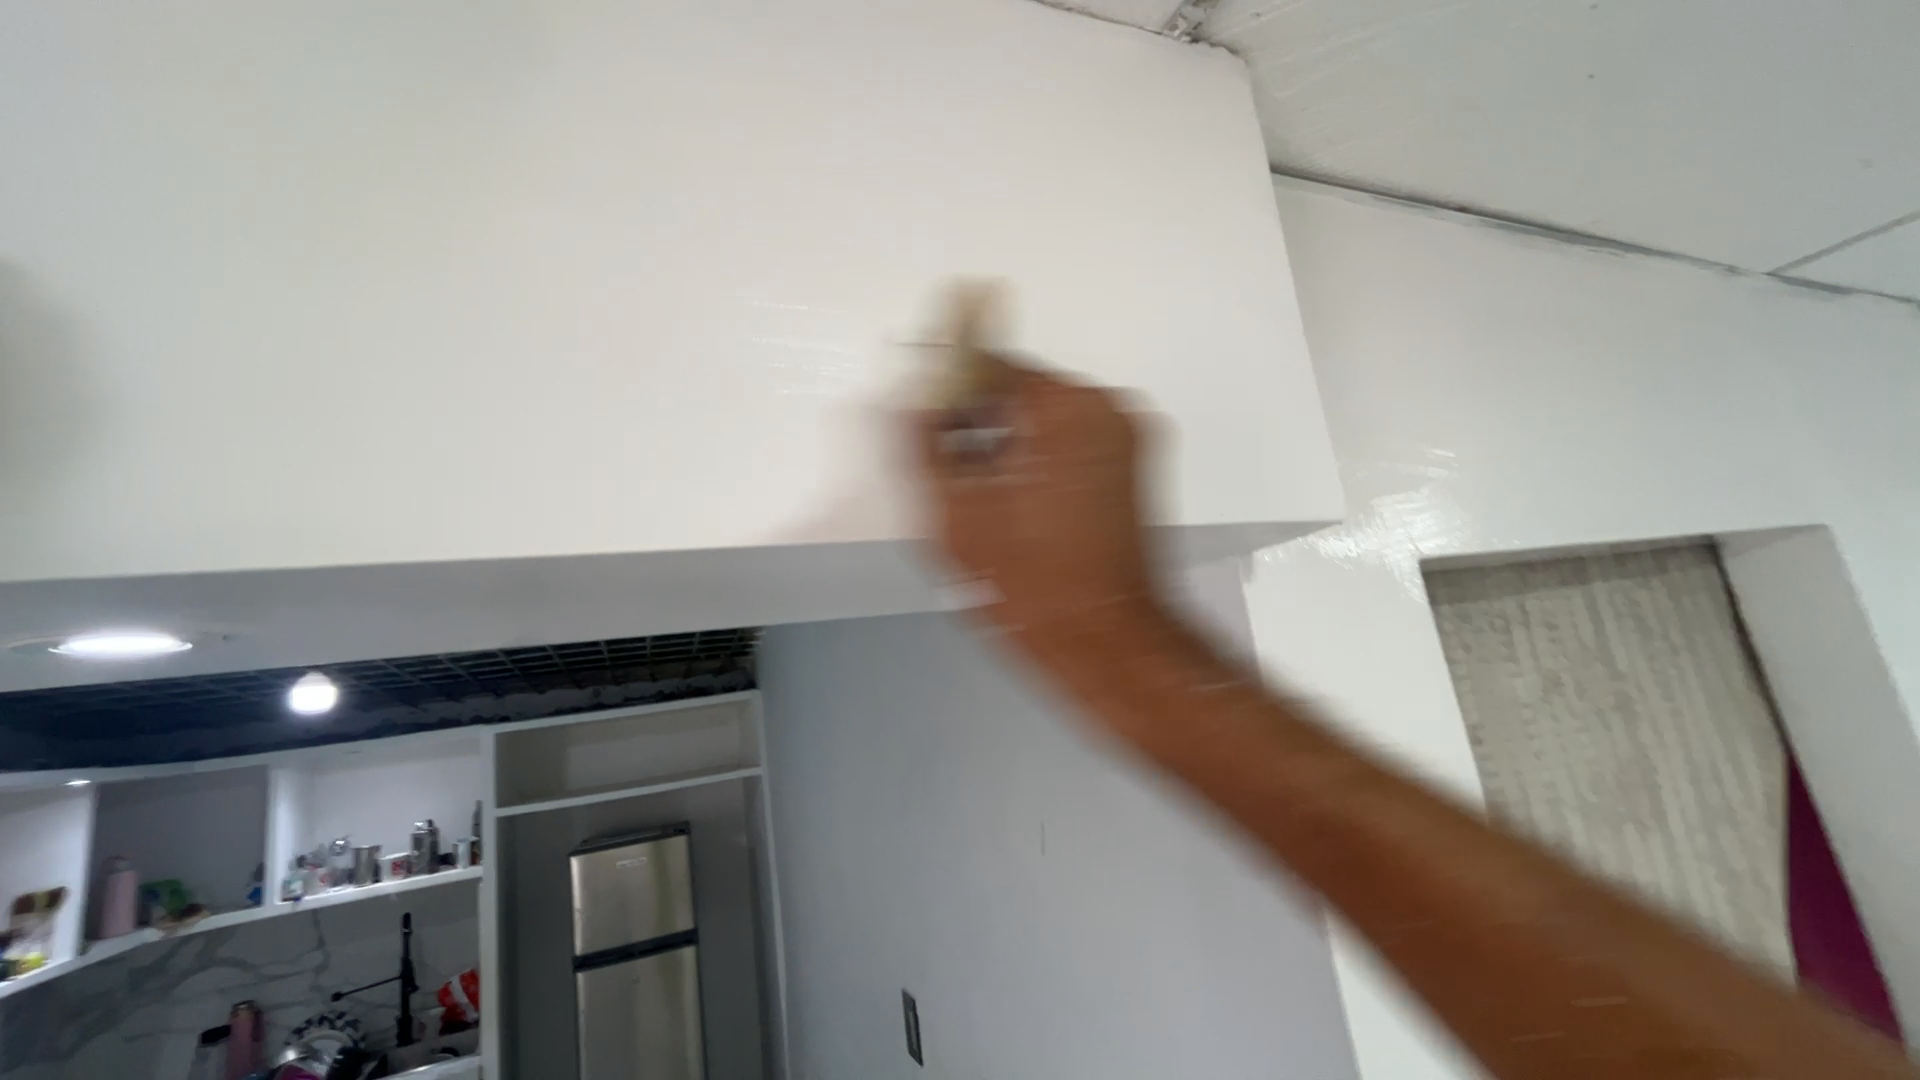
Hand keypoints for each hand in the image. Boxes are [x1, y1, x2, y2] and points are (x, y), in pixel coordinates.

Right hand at [914, 356, 1166, 674]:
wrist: (1106, 640)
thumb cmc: (1031, 585)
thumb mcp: (955, 512)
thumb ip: (922, 444)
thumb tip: (907, 402)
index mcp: (1063, 406)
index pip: (986, 365)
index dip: (945, 395)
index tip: (924, 422)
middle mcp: (1106, 406)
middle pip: (1020, 391)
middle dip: (980, 423)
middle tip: (952, 473)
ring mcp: (1129, 436)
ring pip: (1047, 418)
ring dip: (1011, 442)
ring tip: (987, 499)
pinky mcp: (1136, 466)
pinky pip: (1074, 442)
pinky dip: (1043, 459)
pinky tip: (1022, 504)